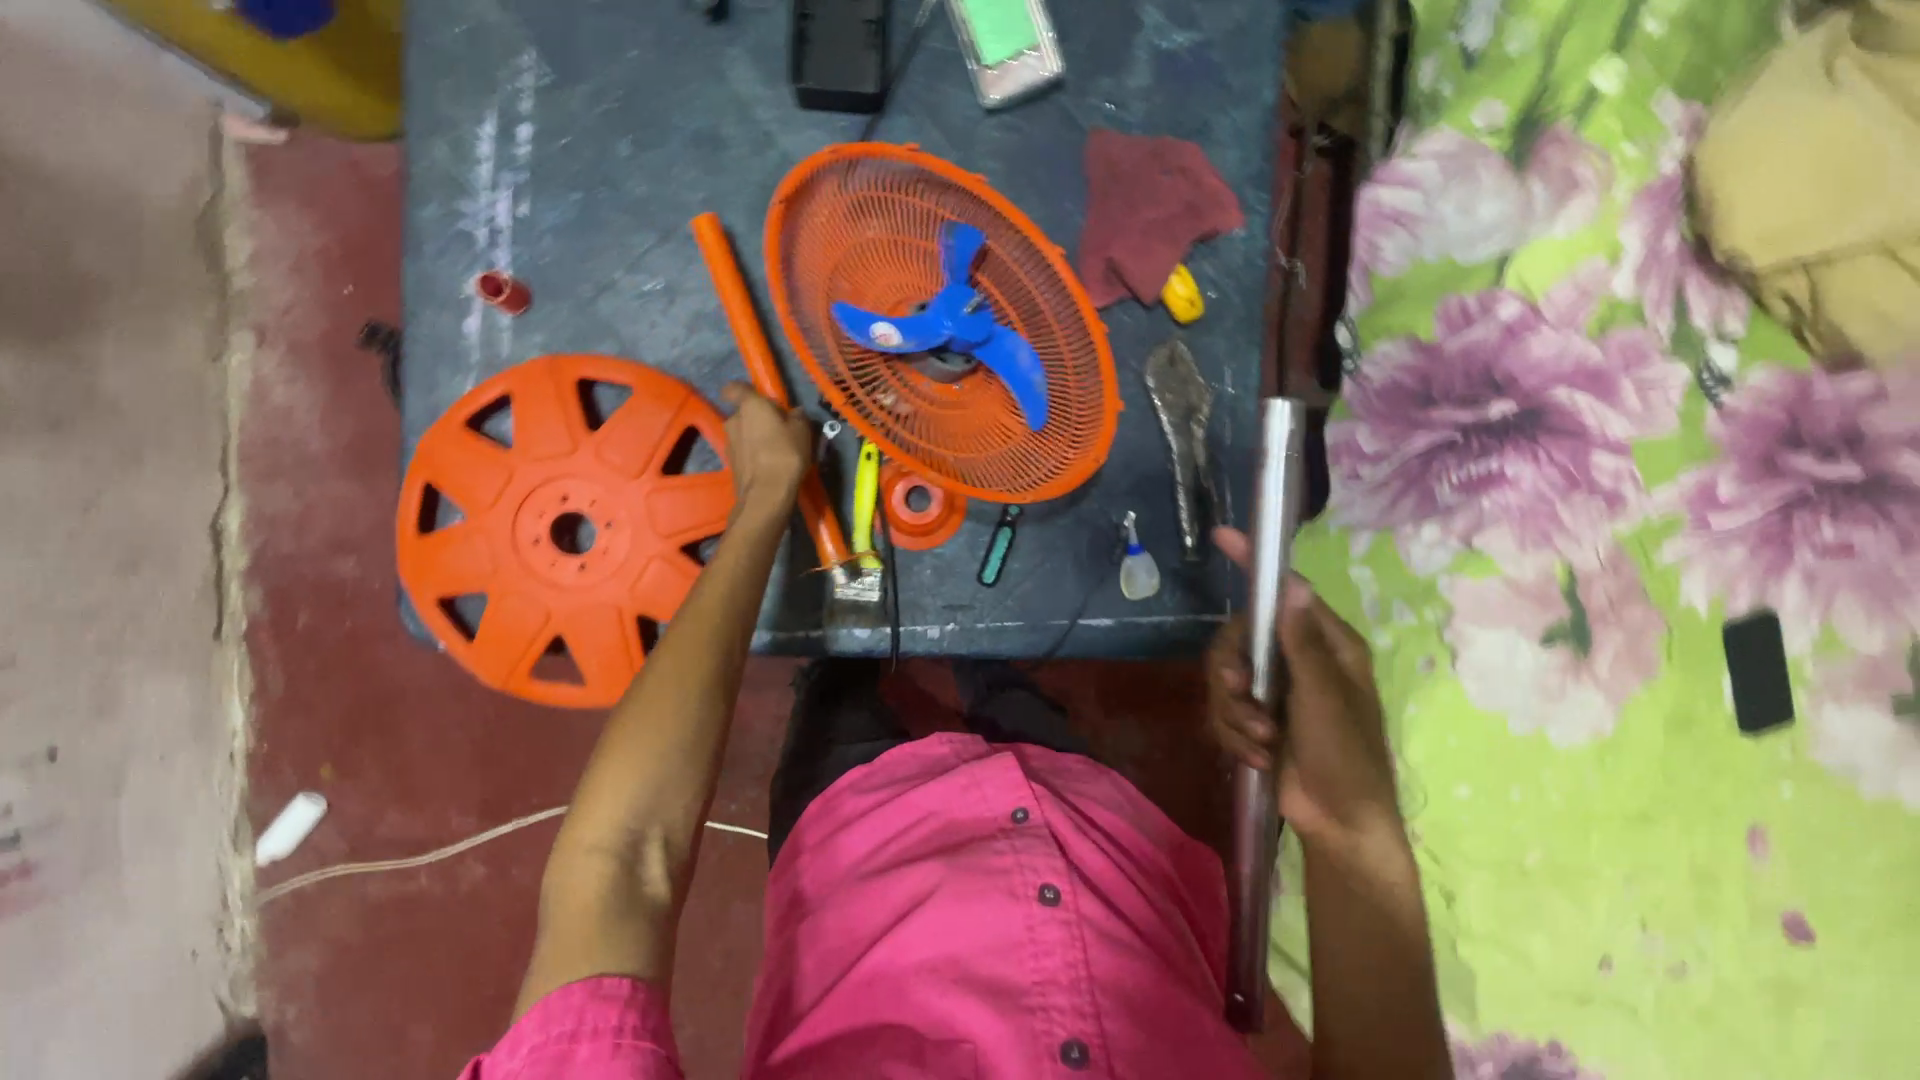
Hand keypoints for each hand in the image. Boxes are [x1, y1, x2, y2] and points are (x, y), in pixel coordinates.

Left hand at [719, 381, 810, 512]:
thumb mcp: (803, 431)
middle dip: (757, 419)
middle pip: (743, 413)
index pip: (734, 388)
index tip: (758, 398)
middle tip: (778, 429)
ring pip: (742, 433)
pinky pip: (743, 451)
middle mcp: (734, 420)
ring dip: (755, 438)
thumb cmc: (785, 454)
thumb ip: (798, 417)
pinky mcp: (731, 463)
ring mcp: (729, 443)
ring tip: (775, 451)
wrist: (766, 494)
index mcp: (750, 406)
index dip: (743, 391)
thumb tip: (795, 413)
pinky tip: (769, 465)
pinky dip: (753, 454)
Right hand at [1207, 527, 1400, 846]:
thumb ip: (1303, 644)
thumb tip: (1291, 588)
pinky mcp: (1256, 720)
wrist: (1340, 824)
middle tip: (1237, 693)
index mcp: (1327, 645)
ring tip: (1261, 741)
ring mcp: (1275, 692)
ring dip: (1235, 712)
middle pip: (1240, 638)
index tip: (1224, 537)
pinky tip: (1257, 756)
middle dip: (1232, 670)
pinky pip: (1224, 710)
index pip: (1285, 593)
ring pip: (1226, 677)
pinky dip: (1234, 734)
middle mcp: (1298, 661)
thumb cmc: (1347, 757)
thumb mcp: (1326, 699)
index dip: (1255, 566)